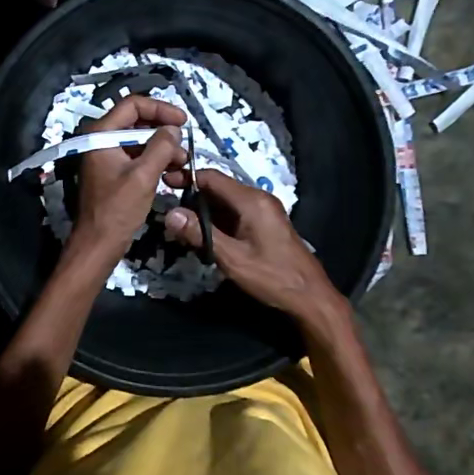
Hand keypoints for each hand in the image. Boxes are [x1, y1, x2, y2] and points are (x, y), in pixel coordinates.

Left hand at [67, 96, 185, 264]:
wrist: (98, 243)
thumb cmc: (118, 208)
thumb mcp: (143, 175)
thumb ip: (161, 147)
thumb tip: (173, 129)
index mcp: (101, 134)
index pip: (132, 105)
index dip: (160, 108)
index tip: (183, 121)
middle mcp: (100, 140)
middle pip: (136, 121)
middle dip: (163, 130)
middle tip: (184, 144)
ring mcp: (105, 156)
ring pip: (139, 140)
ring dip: (162, 147)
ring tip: (182, 161)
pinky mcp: (113, 172)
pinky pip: (136, 157)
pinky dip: (154, 160)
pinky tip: (171, 170)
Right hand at [163, 170, 347, 324]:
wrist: (310, 297)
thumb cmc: (271, 276)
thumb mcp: (231, 257)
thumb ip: (200, 234)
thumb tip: (170, 214)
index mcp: (251, 201)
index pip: (212, 177)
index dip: (186, 177)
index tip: (163, 183)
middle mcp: (258, 198)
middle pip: (218, 187)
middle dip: (192, 195)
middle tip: (169, 208)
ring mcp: (263, 210)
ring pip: (225, 201)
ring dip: (203, 209)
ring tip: (181, 224)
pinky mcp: (265, 223)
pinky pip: (235, 212)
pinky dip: (217, 219)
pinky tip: (203, 235)